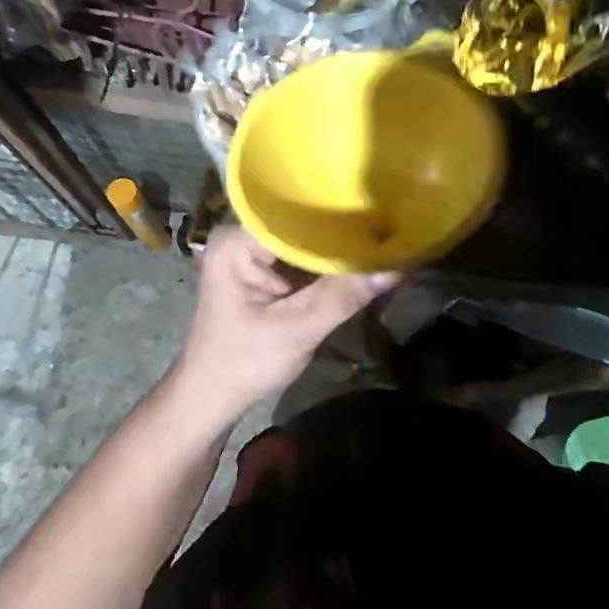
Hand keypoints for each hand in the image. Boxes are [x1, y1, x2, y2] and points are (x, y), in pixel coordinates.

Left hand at [167, 227, 397, 420]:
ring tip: (384, 237)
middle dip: (343, 229)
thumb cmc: (244, 364)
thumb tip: (398, 265)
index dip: (339, 213)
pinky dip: (326, 262)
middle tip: (392, 225)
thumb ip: (344, 296)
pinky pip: (299, 256)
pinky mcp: (259, 268)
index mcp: (236, 241)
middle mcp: (239, 235)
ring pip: (303, 239)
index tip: (382, 211)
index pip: (296, 212)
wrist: (210, 397)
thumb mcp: (298, 331)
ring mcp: (249, 251)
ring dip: (337, 245)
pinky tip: (359, 258)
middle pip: (300, 222)